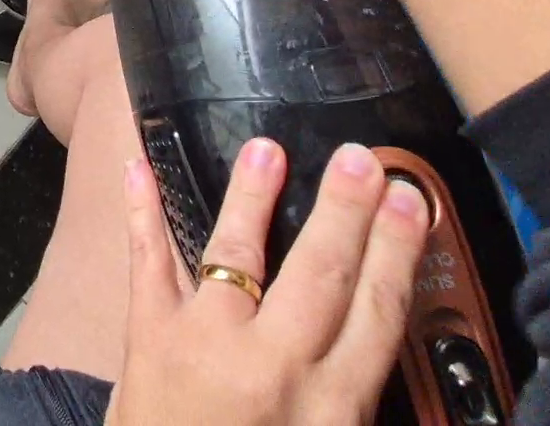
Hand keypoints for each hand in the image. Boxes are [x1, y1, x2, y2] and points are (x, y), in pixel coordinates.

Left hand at [110, 140, 430, 425]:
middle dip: (345, 212)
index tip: (414, 203)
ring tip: (267, 150)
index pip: (375, 314)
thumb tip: (382, 333)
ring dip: (251, 198)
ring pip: (236, 253)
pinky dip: (141, 209)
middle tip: (362, 158)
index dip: (398, 254)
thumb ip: (353, 399)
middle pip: (319, 274)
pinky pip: (147, 259)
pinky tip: (135, 164)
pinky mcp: (149, 329)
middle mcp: (271, 364)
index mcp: (331, 405)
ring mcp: (203, 338)